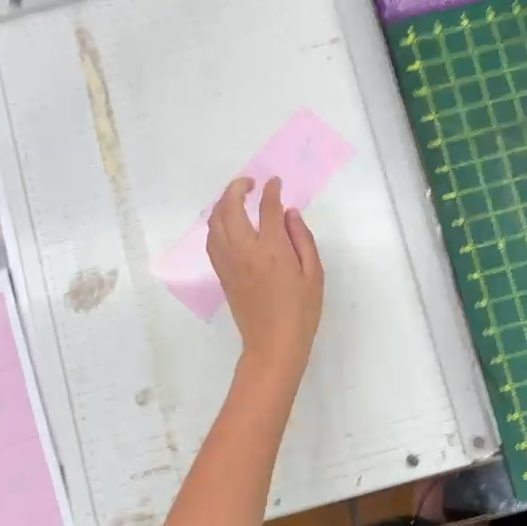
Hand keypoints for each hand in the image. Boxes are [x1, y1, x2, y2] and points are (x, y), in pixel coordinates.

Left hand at [207, 176, 324, 377]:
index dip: (271, 191)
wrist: (273, 343)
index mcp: (272, 249)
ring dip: (223, 203)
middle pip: (230, 208)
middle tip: (250, 183)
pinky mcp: (222, 273)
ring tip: (236, 197)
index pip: (267, 208)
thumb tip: (289, 214)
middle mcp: (245, 250)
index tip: (275, 182)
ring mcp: (229, 261)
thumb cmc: (301, 311)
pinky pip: (212, 240)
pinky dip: (217, 223)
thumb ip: (302, 239)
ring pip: (215, 222)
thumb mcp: (313, 274)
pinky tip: (226, 222)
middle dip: (237, 188)